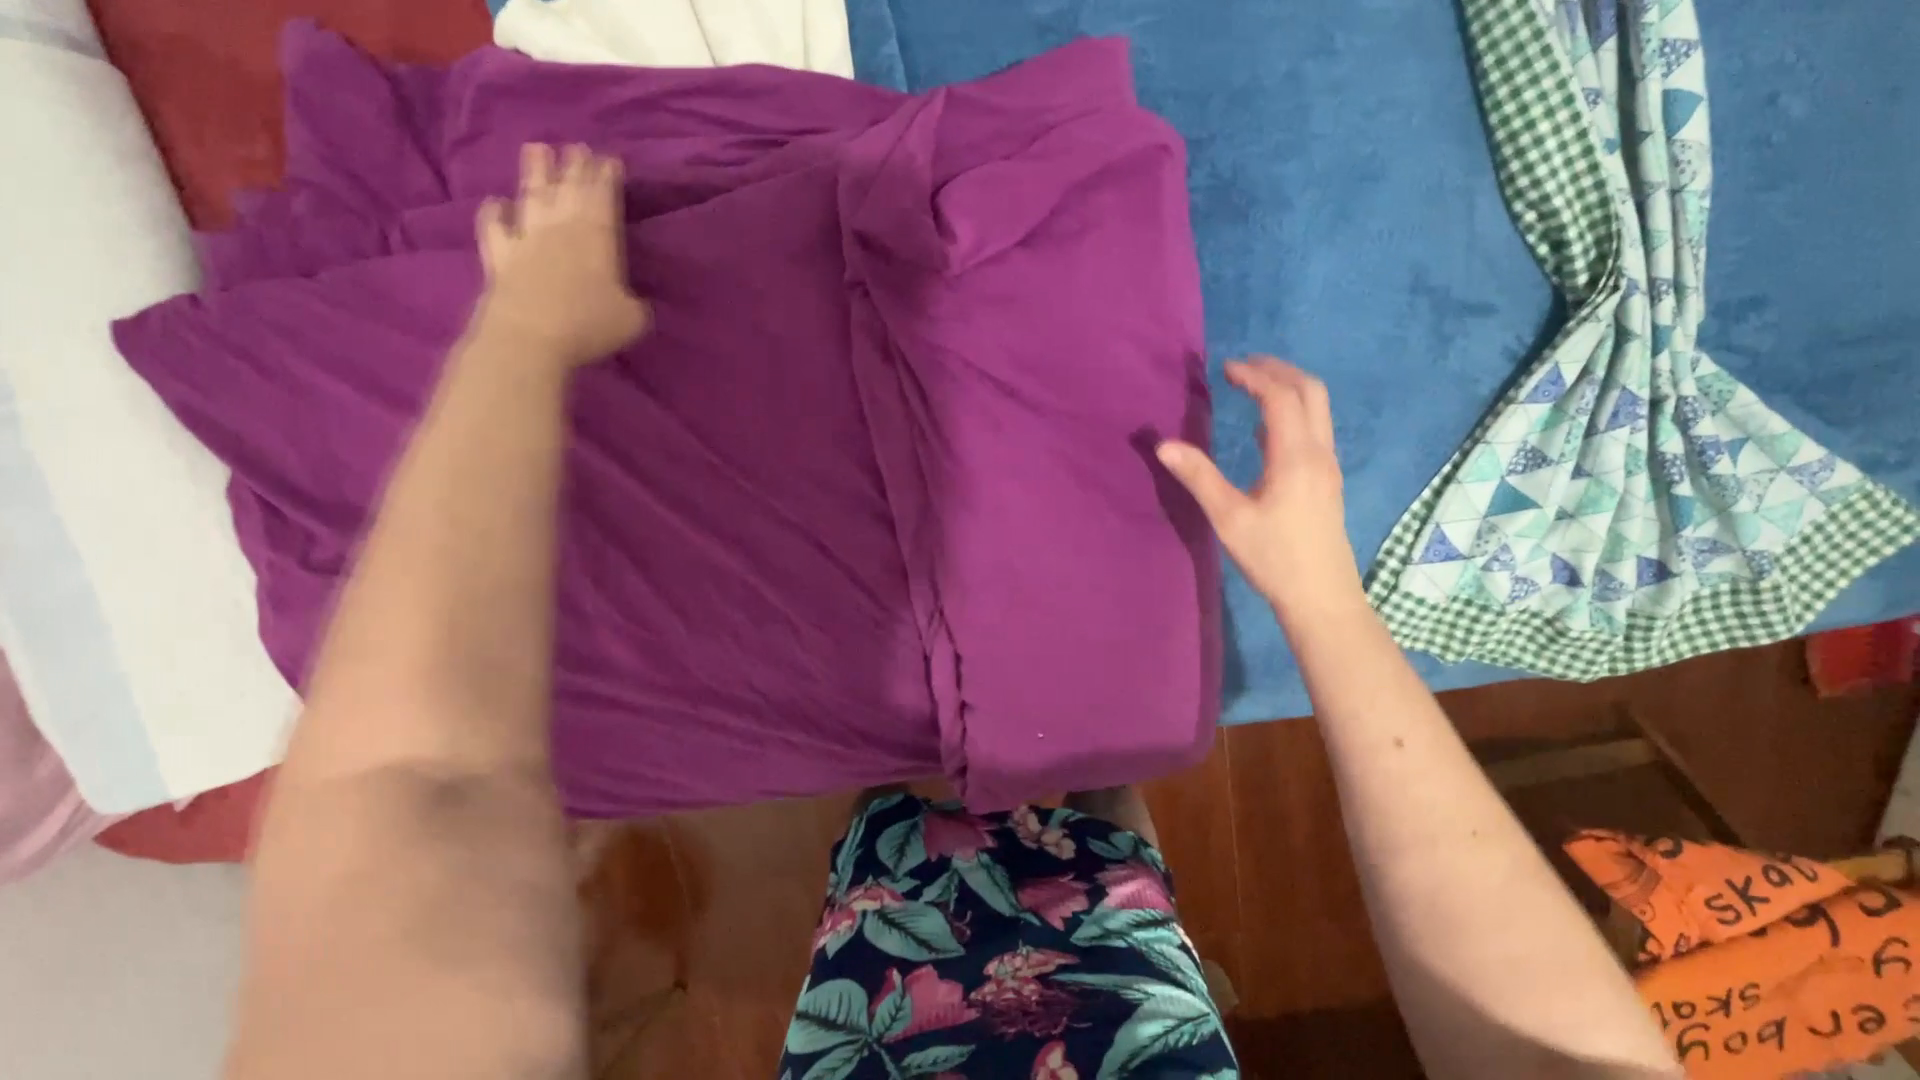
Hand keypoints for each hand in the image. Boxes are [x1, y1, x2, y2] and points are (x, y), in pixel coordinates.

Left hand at [474, 143, 650, 366]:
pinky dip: (493, 214)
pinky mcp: (499, 256)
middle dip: (575, 166)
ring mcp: (526, 238)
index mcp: (597, 236)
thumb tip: (631, 302)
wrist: (530, 337)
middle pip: (568, 188)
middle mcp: (560, 227)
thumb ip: (633, 304)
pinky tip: (495, 203)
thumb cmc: (588, 324)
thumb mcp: (632, 319)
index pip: (604, 196)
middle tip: (577, 146)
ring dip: (535, 172)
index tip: (609, 158)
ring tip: (537, 150)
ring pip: (531, 196)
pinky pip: (494, 228)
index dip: (606, 176)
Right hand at [1157, 357, 1363, 621]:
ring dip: (1289, 389)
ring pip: (1318, 410)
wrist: (1321, 596)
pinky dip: (1293, 413)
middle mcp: (1319, 453)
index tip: (1226, 369)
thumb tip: (1164, 445)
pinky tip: (1266, 430)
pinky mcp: (1327, 481)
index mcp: (1295, 456)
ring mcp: (1328, 467)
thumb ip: (1199, 477)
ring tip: (1254, 388)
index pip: (1279, 397)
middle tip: (1244, 367)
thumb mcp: (1229, 518)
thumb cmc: (1274, 558)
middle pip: (1310, 392)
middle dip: (1278, 371)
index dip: (1254, 376)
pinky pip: (1315, 430)